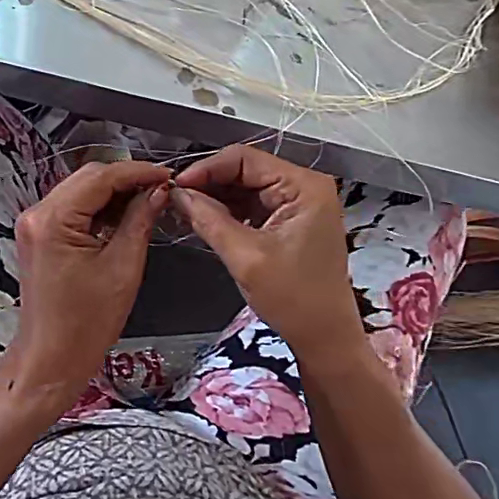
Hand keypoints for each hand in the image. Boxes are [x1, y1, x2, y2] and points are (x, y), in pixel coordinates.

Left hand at [0, 161, 170, 410]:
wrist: (52, 357)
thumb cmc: (85, 324)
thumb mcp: (123, 268)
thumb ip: (139, 221)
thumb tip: (156, 192)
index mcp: (52, 220)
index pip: (99, 177)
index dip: (136, 171)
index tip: (165, 174)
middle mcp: (36, 215)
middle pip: (86, 178)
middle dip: (125, 179)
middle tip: (160, 188)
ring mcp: (34, 224)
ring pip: (78, 190)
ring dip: (111, 192)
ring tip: (147, 201)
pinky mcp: (38, 235)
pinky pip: (70, 208)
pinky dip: (96, 208)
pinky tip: (123, 216)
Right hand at [169, 144, 362, 358]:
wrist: (324, 338)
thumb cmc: (295, 299)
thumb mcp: (245, 257)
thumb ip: (208, 219)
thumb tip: (176, 193)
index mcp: (304, 187)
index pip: (243, 159)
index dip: (205, 169)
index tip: (176, 186)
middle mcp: (302, 187)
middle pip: (241, 169)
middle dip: (206, 183)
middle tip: (173, 198)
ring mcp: (294, 203)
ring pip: (239, 186)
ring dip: (210, 197)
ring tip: (180, 209)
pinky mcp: (284, 219)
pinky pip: (245, 203)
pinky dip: (221, 210)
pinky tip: (197, 218)